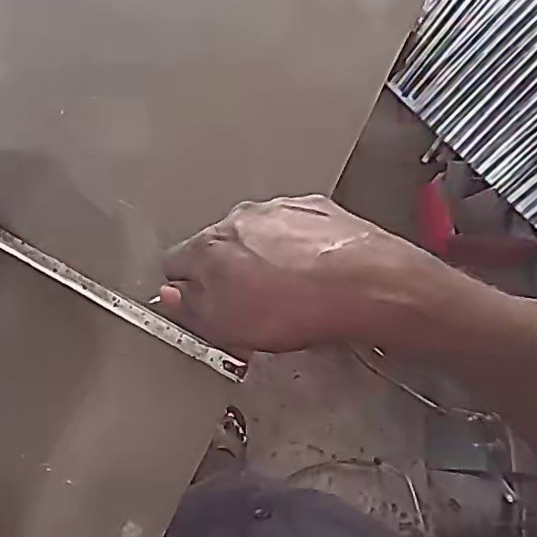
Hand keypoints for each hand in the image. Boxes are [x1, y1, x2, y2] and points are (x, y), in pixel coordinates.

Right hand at [159, 195, 449, 351]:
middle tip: (247, 307)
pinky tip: (312, 276)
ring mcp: (279, 210)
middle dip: (227, 272)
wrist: (366, 284)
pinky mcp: (315, 209)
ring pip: (257, 236)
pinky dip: (297, 249)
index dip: (184, 289)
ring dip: (263, 259)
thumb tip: (170, 297)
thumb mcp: (226, 326)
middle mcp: (240, 218)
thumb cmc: (300, 306)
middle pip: (217, 246)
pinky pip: (293, 231)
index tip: (199, 305)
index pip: (174, 262)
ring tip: (287, 294)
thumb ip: (189, 309)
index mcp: (210, 245)